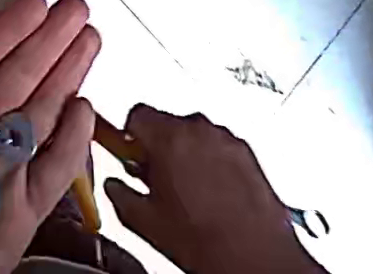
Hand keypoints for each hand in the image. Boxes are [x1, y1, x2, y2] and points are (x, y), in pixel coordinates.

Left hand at [0, 0, 100, 273]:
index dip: (6, 32)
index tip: (33, 6)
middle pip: (17, 78)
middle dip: (48, 41)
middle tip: (75, 8)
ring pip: (40, 113)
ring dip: (67, 75)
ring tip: (89, 40)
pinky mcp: (20, 214)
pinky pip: (51, 172)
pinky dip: (71, 143)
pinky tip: (85, 109)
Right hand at [104, 106, 322, 273]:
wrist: (258, 260)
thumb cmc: (208, 243)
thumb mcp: (148, 223)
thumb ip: (121, 195)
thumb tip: (114, 186)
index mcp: (169, 137)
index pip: (136, 114)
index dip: (130, 135)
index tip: (132, 153)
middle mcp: (197, 127)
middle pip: (165, 123)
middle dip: (159, 147)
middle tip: (159, 180)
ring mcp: (224, 136)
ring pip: (192, 133)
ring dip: (186, 153)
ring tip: (189, 194)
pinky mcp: (245, 149)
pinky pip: (217, 144)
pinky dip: (212, 161)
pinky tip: (213, 195)